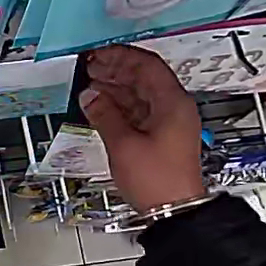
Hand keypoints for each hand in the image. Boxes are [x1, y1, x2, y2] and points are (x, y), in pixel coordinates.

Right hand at [80, 45, 205, 212]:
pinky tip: (102, 106)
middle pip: (145, 78)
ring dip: (117, 87)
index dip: (121, 56)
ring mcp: (170, 122)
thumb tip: (90, 96)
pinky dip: (121, 105)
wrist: (175, 211)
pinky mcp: (163, 136)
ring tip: (92, 84)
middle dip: (117, 70)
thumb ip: (104, 115)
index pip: (147, 65)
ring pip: (142, 94)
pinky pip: (141, 111)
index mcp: (173, 103)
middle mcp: (175, 108)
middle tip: (92, 67)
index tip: (99, 54)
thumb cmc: (157, 180)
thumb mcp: (124, 145)